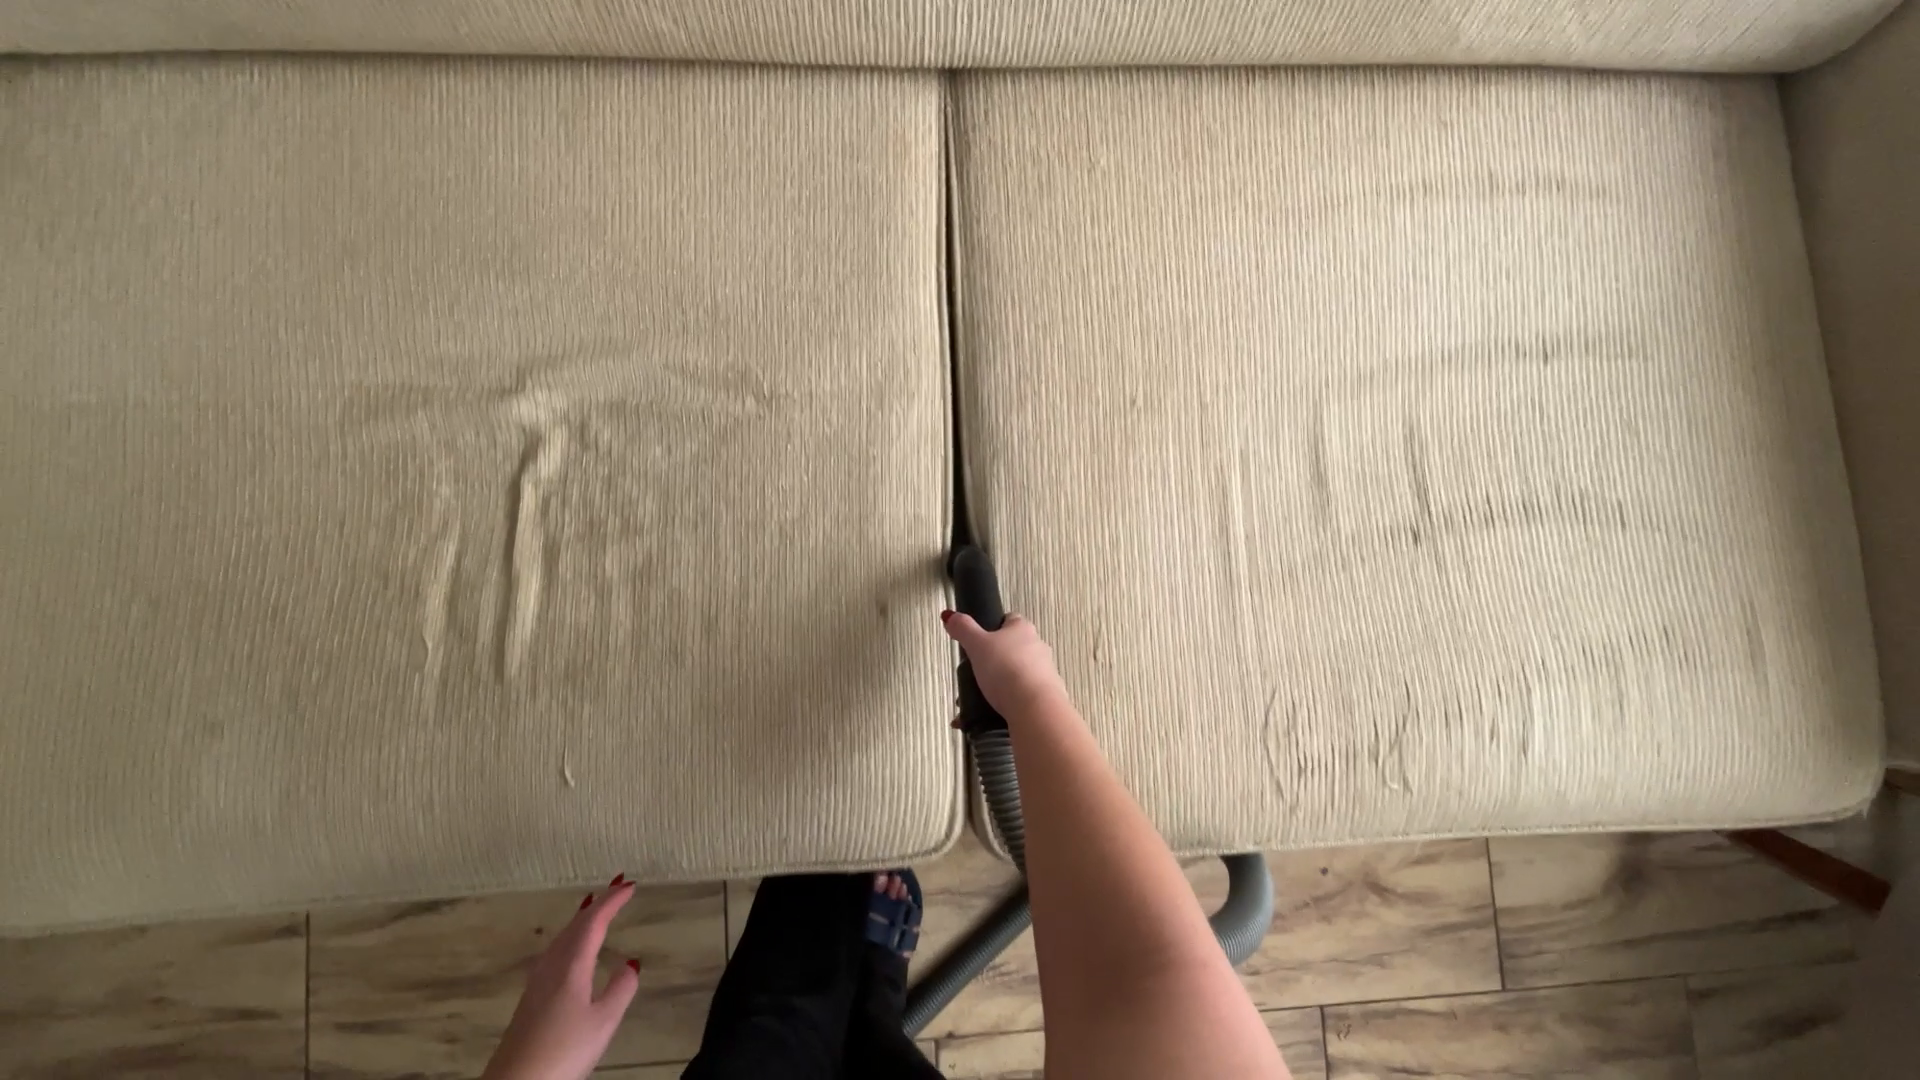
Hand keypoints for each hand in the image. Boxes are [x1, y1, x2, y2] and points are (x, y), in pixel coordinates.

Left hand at [482, 879, 642, 1079]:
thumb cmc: (562, 1053)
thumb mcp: (603, 1023)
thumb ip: (620, 990)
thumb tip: (630, 964)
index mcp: (571, 966)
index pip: (593, 923)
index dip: (612, 901)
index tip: (630, 884)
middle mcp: (551, 968)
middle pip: (574, 926)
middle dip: (596, 904)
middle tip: (617, 886)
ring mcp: (536, 984)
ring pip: (561, 939)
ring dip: (581, 920)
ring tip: (595, 909)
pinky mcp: (530, 1001)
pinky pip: (554, 953)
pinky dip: (570, 938)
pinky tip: (571, 951)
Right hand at [941, 611, 1071, 720]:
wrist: (1035, 708)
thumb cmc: (1005, 669)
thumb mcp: (977, 645)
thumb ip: (963, 629)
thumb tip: (949, 616)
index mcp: (1023, 629)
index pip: (1008, 620)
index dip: (991, 628)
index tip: (977, 640)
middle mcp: (1037, 647)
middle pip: (1010, 649)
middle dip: (991, 662)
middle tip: (972, 674)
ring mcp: (1044, 672)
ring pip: (1013, 675)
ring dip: (996, 686)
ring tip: (974, 701)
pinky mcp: (1044, 696)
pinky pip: (1019, 696)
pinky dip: (1004, 704)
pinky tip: (986, 715)